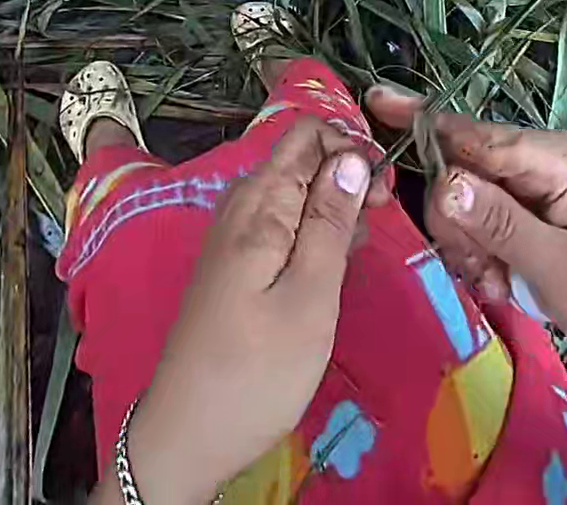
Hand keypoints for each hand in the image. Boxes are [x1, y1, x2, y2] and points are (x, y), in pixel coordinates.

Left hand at [126, 116, 373, 502]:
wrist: (186, 434)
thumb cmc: (257, 370)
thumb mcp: (310, 295)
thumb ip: (331, 220)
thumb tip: (353, 157)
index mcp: (259, 200)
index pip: (307, 134)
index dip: (350, 149)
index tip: (381, 192)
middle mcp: (242, 201)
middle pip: (302, 158)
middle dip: (346, 177)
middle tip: (375, 228)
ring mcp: (234, 228)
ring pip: (295, 189)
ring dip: (332, 206)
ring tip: (354, 254)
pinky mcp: (235, 256)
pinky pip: (281, 219)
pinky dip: (312, 230)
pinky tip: (327, 267)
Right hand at [364, 84, 566, 394]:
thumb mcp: (565, 271)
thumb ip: (502, 225)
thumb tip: (442, 181)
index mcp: (550, 156)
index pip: (471, 134)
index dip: (420, 119)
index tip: (372, 100)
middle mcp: (529, 158)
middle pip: (454, 168)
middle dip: (456, 222)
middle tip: (484, 271)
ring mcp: (519, 183)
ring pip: (454, 199)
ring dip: (466, 245)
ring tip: (500, 281)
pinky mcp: (512, 208)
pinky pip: (467, 221)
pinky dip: (474, 255)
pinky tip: (501, 281)